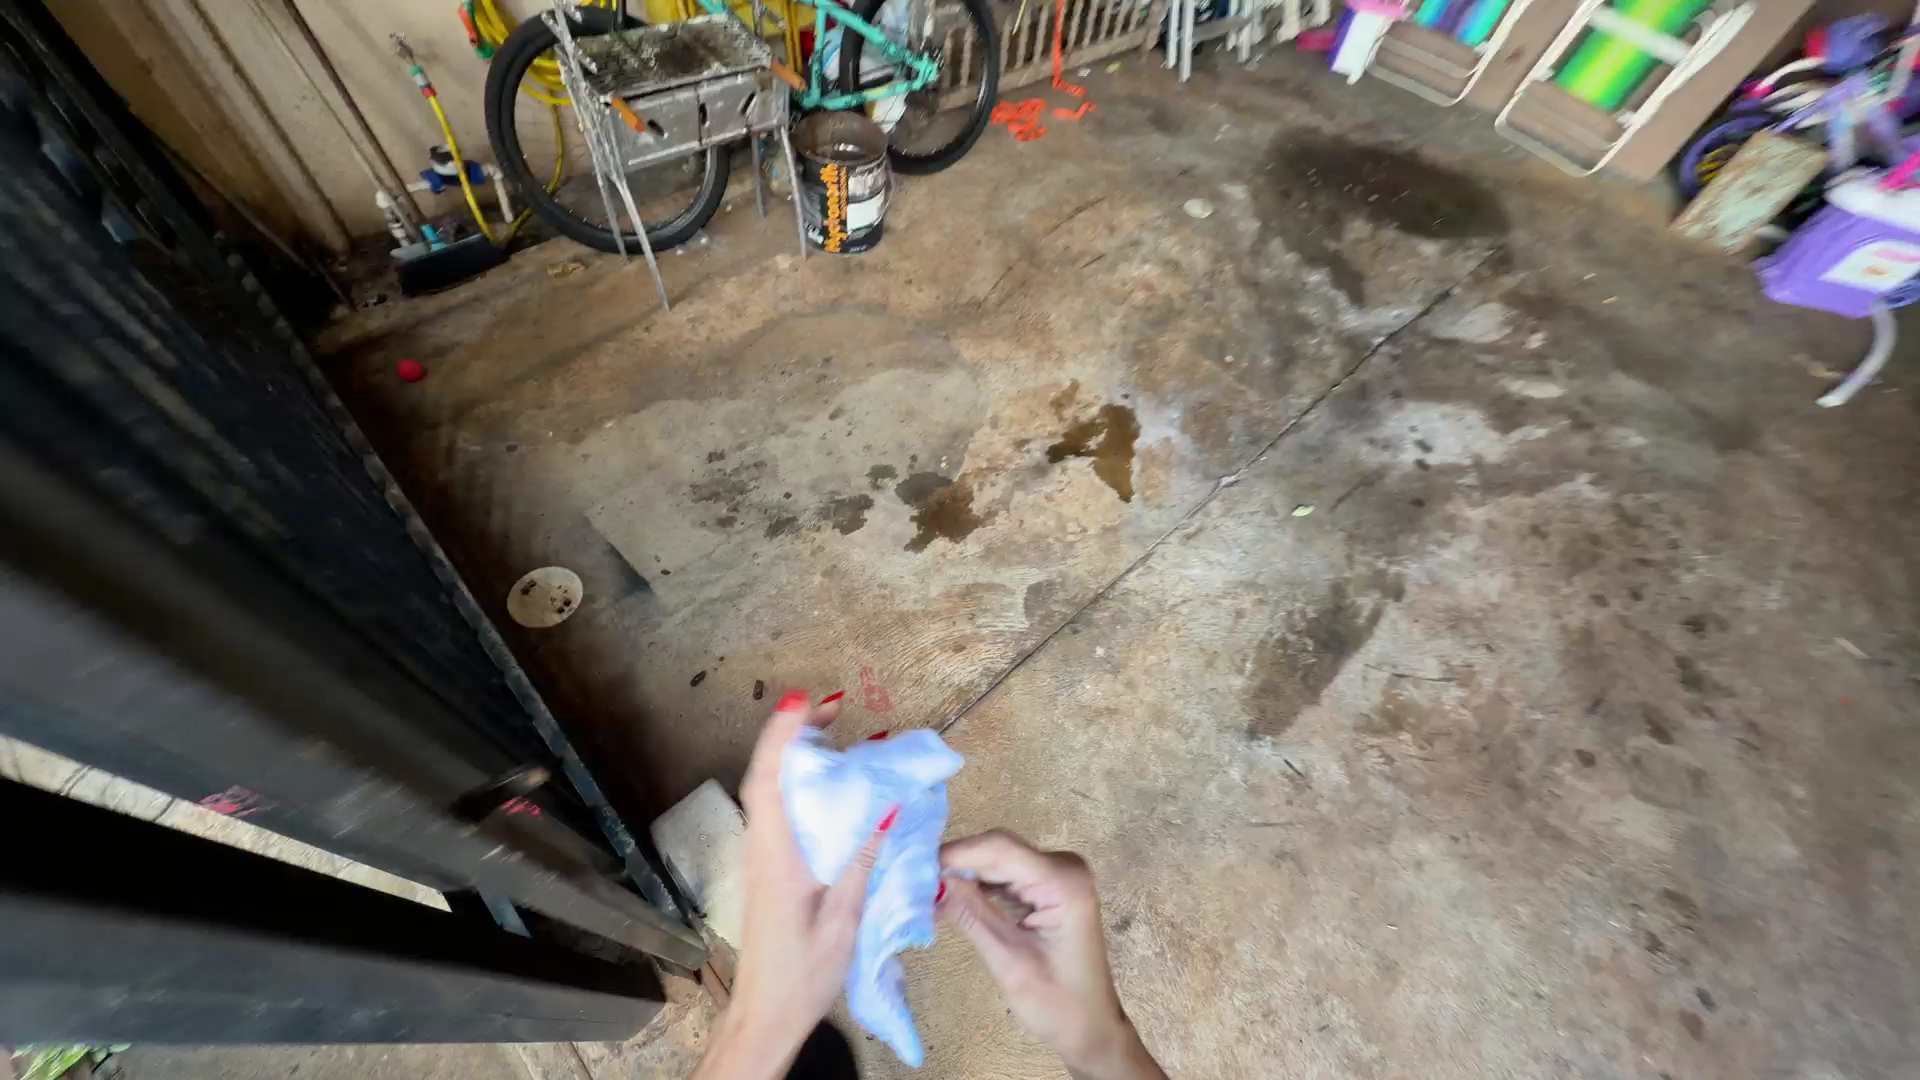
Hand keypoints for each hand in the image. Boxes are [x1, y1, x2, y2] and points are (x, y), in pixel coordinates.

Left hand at [693, 691, 885, 1079]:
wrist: (764, 1016)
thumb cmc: (802, 972)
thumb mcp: (842, 918)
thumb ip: (860, 861)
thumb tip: (886, 808)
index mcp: (777, 855)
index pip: (768, 781)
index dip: (781, 737)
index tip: (801, 700)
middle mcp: (763, 846)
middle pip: (768, 775)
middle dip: (794, 734)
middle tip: (832, 707)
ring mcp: (764, 855)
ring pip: (771, 790)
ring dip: (796, 754)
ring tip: (832, 731)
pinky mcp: (770, 865)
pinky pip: (780, 809)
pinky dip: (800, 782)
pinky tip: (828, 783)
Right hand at [937, 831, 1166, 1079]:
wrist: (1092, 1029)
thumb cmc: (1058, 1005)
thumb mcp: (1009, 962)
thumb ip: (971, 915)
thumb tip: (931, 883)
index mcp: (1063, 881)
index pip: (1000, 849)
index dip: (957, 853)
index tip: (916, 866)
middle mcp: (1063, 866)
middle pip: (999, 850)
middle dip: (958, 863)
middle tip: (915, 879)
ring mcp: (1057, 872)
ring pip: (999, 858)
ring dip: (966, 872)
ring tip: (927, 887)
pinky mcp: (1048, 883)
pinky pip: (1007, 872)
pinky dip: (980, 883)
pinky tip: (954, 894)